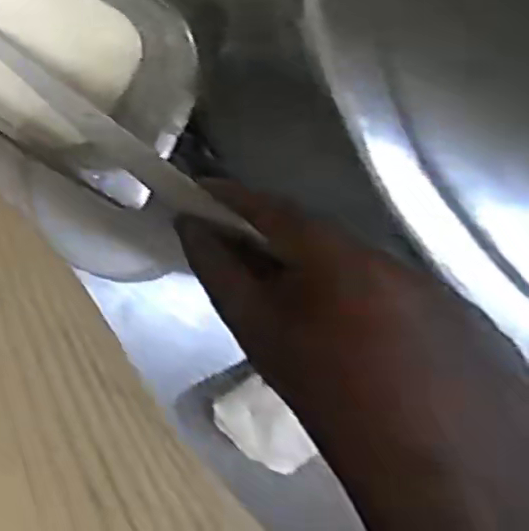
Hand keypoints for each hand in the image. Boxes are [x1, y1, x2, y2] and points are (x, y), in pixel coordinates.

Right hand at [180, 182, 528, 529]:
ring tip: (290, 292)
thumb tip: (191, 224)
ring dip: (321, 266)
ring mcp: (448, 299)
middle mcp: (402, 267)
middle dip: (273, 235)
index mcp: (343, 259)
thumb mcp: (249, 320)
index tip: (196, 191)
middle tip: (233, 245)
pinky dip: (365, 295)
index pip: (273, 207)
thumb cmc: (322, 388)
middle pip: (321, 235)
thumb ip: (214, 262)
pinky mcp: (477, 331)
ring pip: (363, 264)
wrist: (434, 476)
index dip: (228, 195)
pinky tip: (350, 328)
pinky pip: (402, 294)